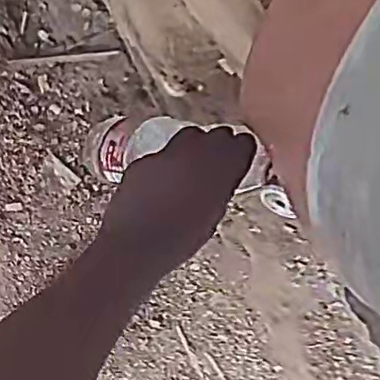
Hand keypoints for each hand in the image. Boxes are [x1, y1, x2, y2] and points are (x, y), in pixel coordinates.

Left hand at [95, 126, 254, 276]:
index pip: (242, 144)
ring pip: (185, 138)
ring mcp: (167, 155)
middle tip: (209, 163)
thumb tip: (218, 183)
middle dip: (214, 146)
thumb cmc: (178, 241)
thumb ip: (218, 191)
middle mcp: (197, 155)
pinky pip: (158, 157)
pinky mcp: (142, 161)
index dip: (238, 151)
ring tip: (183, 172)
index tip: (236, 157)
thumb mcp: (211, 216)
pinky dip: (161, 166)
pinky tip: (156, 185)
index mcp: (222, 169)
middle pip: (214, 135)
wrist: (137, 244)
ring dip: (188, 149)